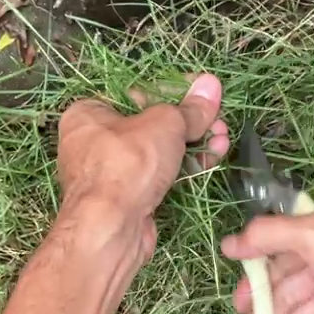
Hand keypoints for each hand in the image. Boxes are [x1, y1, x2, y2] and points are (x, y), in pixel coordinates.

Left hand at [54, 73, 228, 259]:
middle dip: (190, 124)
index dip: (176, 92)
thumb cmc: (127, 163)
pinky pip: (160, 178)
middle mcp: (95, 142)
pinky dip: (184, 169)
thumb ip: (190, 108)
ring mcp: (112, 175)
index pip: (139, 94)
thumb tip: (210, 85)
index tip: (205, 93)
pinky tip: (210, 160)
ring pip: (159, 154)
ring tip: (223, 139)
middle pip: (152, 126)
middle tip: (219, 122)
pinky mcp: (129, 201)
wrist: (110, 229)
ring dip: (193, 146)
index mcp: (90, 113)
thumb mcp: (164, 124)